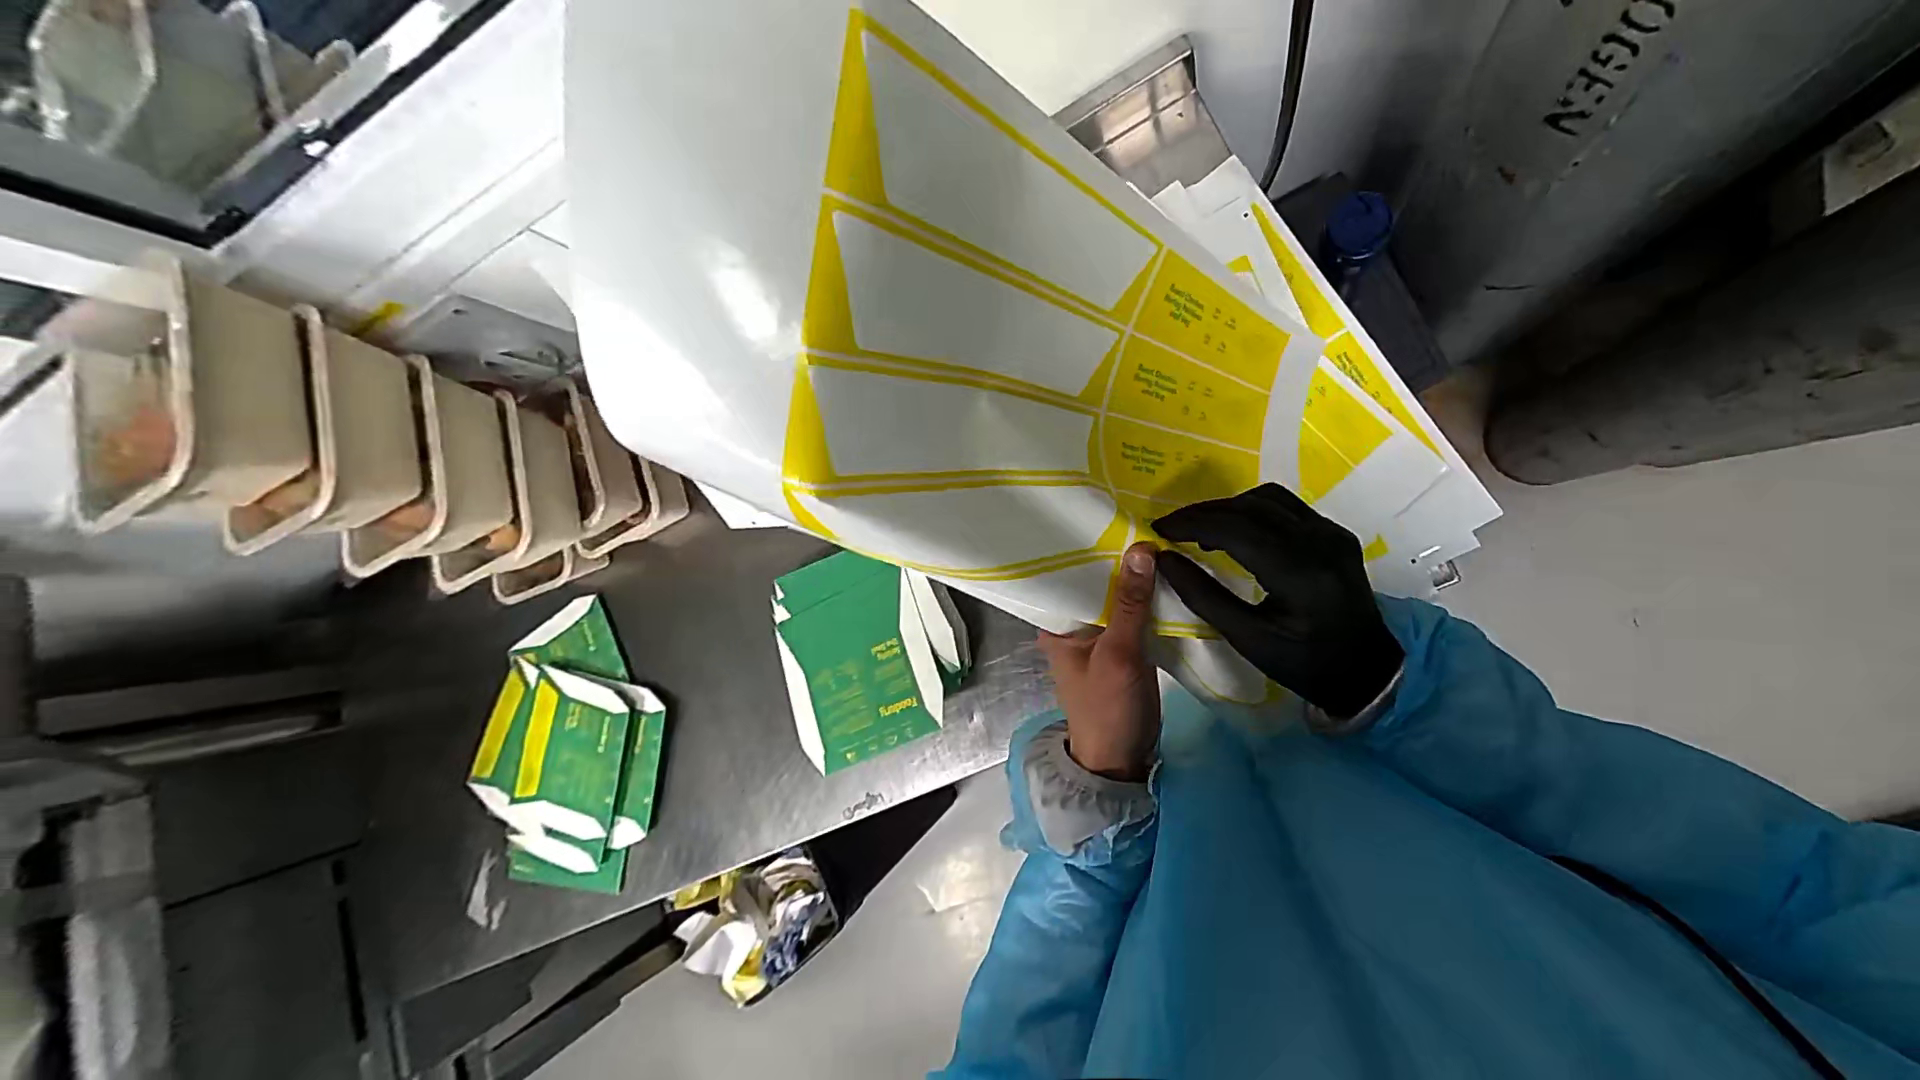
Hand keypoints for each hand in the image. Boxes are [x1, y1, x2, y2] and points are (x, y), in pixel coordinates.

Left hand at [1036, 542, 1161, 781]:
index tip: (1118, 517)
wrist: (1121, 760)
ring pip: (1118, 599)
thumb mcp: (1118, 654)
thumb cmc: (1108, 708)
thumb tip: (1142, 548)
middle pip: (1097, 585)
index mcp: (1056, 625)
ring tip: (1164, 542)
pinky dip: (1148, 602)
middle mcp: (1072, 626)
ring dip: (1138, 581)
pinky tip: (1169, 579)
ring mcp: (1099, 637)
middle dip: (1121, 562)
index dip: (1094, 549)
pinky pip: (1134, 616)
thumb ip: (1128, 604)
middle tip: (1151, 523)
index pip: (1069, 575)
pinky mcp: (1122, 647)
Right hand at [1152, 484, 1401, 717]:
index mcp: (1297, 572)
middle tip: (1171, 527)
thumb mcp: (1245, 638)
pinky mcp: (1335, 534)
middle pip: (1248, 507)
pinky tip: (1236, 531)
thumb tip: (1164, 559)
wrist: (1368, 671)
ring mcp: (1331, 534)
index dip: (1191, 524)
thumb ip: (1202, 595)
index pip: (1233, 528)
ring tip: (1200, 528)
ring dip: (1227, 507)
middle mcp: (1318, 542)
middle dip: (1203, 513)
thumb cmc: (1301, 662)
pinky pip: (1286, 507)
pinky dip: (1252, 511)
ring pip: (1268, 499)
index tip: (1159, 529)